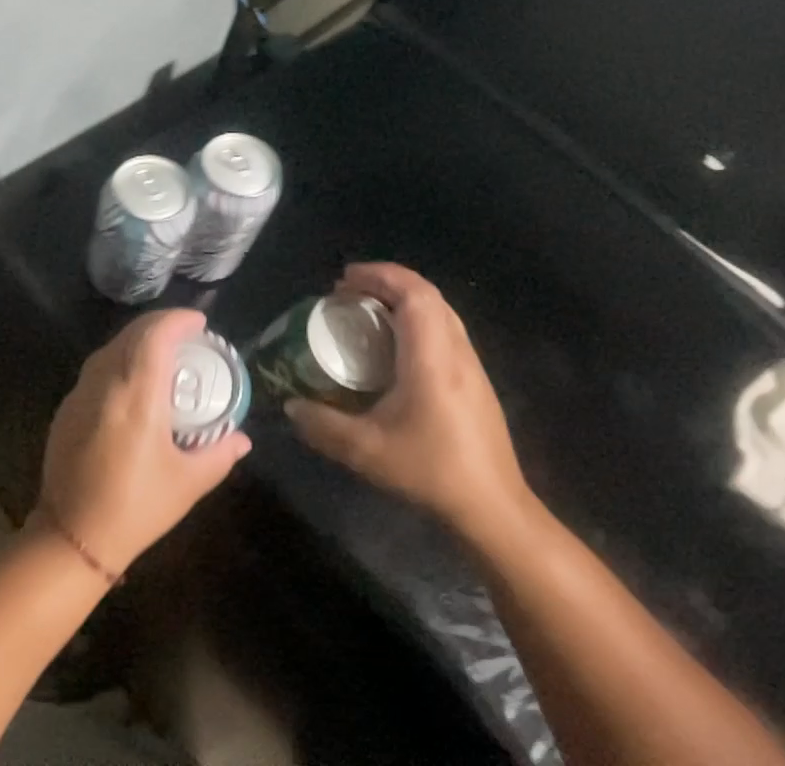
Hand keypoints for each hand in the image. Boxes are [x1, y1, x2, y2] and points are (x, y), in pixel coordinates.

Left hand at [39, 308, 251, 572]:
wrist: (72, 534)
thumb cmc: (136, 507)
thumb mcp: (188, 482)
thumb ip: (219, 454)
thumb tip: (241, 439)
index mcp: (136, 395)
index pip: (154, 337)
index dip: (177, 320)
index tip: (199, 322)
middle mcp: (104, 384)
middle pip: (130, 335)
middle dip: (158, 326)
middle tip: (186, 336)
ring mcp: (79, 395)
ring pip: (108, 350)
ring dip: (136, 342)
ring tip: (162, 355)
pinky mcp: (65, 410)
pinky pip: (95, 371)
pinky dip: (118, 362)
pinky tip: (132, 384)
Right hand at [284, 263, 534, 534]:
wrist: (492, 507)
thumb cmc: (430, 471)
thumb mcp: (364, 451)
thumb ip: (322, 425)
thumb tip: (291, 406)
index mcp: (431, 360)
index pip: (414, 295)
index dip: (380, 276)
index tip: (344, 279)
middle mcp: (456, 354)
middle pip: (429, 297)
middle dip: (388, 283)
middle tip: (349, 292)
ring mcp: (471, 369)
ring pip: (441, 314)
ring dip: (404, 302)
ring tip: (366, 313)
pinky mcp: (475, 385)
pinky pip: (445, 333)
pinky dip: (416, 323)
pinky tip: (393, 349)